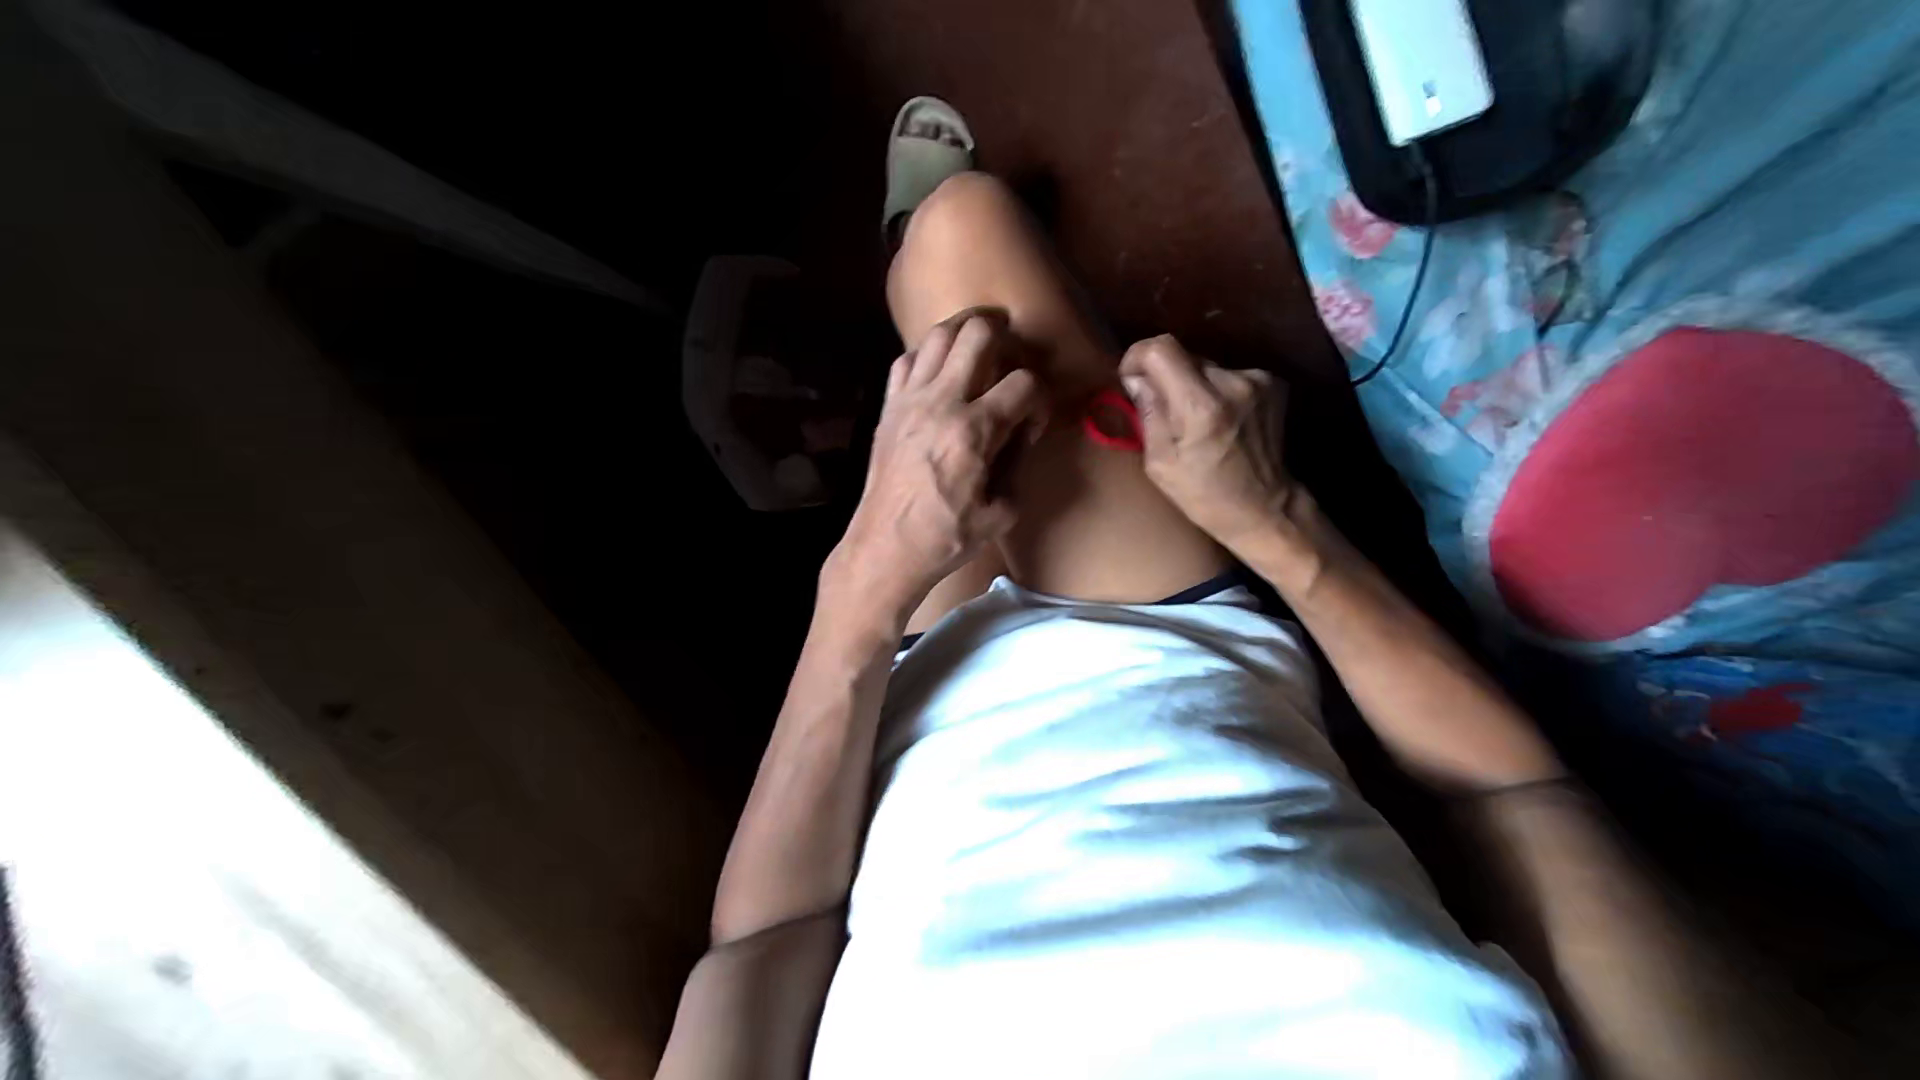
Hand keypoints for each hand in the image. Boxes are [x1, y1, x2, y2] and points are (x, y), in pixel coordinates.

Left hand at [828, 313, 1046, 620]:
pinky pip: (905, 360)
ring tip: (978, 350)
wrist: (885, 548)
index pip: (1024, 383)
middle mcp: (941, 402)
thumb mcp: (1002, 512)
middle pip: (979, 332)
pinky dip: (926, 356)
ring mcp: (909, 400)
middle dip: (1005, 338)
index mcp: (974, 431)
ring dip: (965, 334)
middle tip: (1010, 358)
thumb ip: (1018, 465)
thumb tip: (1020, 436)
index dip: (1039, 399)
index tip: (1031, 424)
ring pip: (939, 334)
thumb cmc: (946, 538)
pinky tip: (937, 374)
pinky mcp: (887, 408)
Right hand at [1119, 335, 1292, 547]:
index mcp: (1200, 406)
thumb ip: (1148, 413)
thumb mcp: (1159, 464)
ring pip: (1206, 365)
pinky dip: (1216, 390)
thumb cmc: (1203, 494)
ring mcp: (1258, 380)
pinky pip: (1228, 374)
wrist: (1264, 507)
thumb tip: (1136, 378)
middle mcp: (1233, 383)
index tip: (1132, 378)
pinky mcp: (1272, 382)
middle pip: (1184, 355)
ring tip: (1195, 420)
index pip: (1161, 348)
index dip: (1138, 356)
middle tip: (1163, 409)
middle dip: (1166, 377)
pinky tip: (1220, 419)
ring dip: (1192, 384)